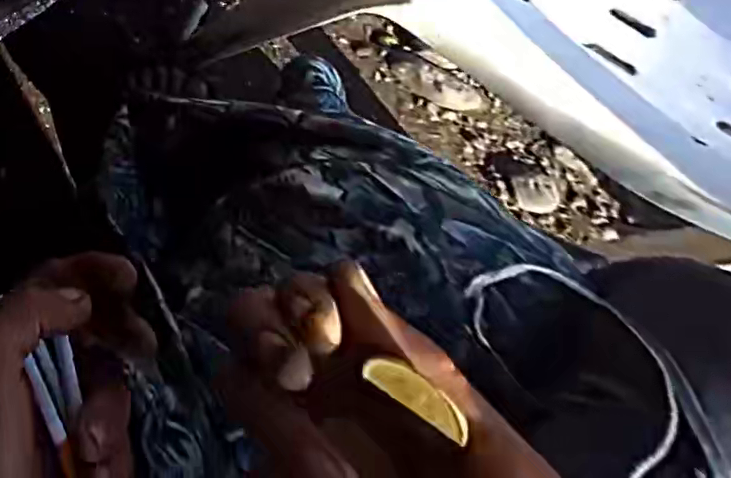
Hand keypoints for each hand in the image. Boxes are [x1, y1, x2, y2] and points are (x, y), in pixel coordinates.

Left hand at [0, 253, 157, 477]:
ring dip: (107, 415)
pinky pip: (115, 439)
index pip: (40, 289)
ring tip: (90, 455)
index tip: (125, 275)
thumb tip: (74, 295)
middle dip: (111, 332)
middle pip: (79, 330)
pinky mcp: (85, 460)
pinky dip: (114, 454)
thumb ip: (15, 327)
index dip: (80, 272)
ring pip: (104, 386)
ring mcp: (58, 420)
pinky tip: (96, 475)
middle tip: (140, 338)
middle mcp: (28, 376)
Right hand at [218, 262, 557, 477]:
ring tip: (321, 468)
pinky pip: (249, 456)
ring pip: (237, 376)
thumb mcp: (494, 454)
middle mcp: (325, 386)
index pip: (314, 294)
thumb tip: (346, 273)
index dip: (306, 297)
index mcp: (378, 367)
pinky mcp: (274, 472)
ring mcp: (296, 431)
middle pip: (254, 314)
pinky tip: (311, 476)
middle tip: (293, 371)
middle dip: (261, 327)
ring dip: (268, 409)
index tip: (324, 332)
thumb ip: (422, 366)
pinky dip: (274, 454)